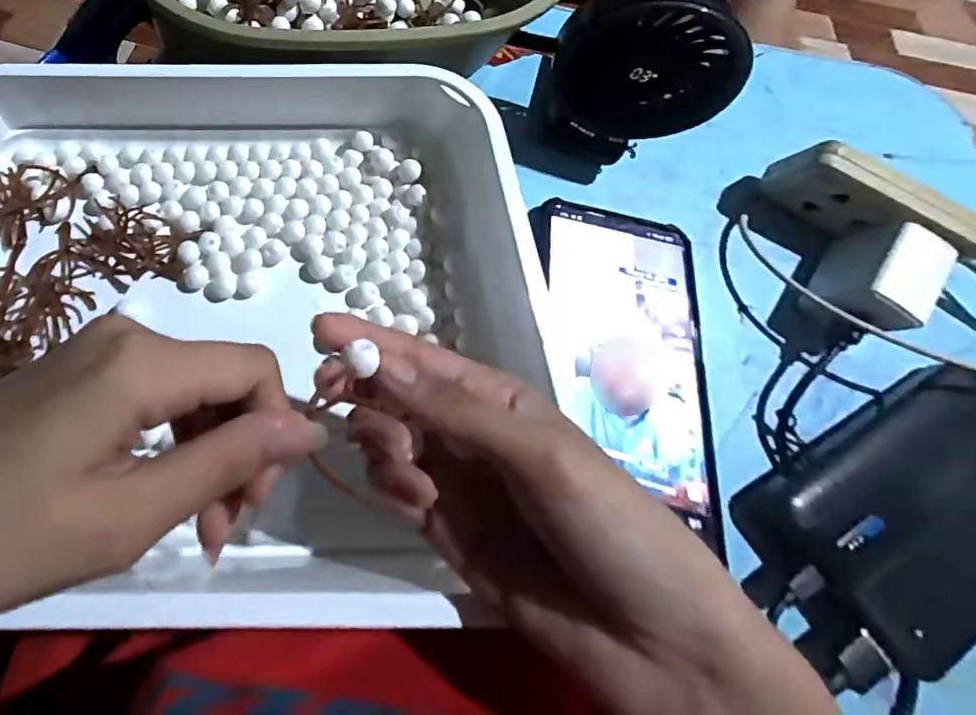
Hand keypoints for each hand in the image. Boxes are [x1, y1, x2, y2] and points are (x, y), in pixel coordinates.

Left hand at [0, 314, 325, 702]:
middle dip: (236, 451)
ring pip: (186, 387)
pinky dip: (165, 441)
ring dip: (202, 452)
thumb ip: (225, 462)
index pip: (254, 367)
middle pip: (220, 378)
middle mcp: (122, 333)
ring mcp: (90, 348)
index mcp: (139, 357)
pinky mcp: (69, 369)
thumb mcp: (128, 515)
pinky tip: (146, 494)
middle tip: (215, 533)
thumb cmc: (2, 540)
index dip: (274, 431)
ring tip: (186, 528)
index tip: (251, 507)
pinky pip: (145, 391)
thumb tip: (306, 426)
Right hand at [312, 314, 833, 714]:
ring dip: (379, 442)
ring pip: (385, 440)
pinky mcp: (443, 527)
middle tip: (328, 391)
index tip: (320, 328)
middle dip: (361, 389)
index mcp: (495, 399)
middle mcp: (467, 432)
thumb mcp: (539, 454)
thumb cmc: (610, 524)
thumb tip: (381, 363)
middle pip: (393, 395)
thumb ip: (454, 410)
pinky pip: (394, 489)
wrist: (655, 647)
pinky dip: (389, 486)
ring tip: (408, 468)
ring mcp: (453, 480)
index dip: (370, 340)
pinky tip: (414, 499)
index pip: (420, 358)